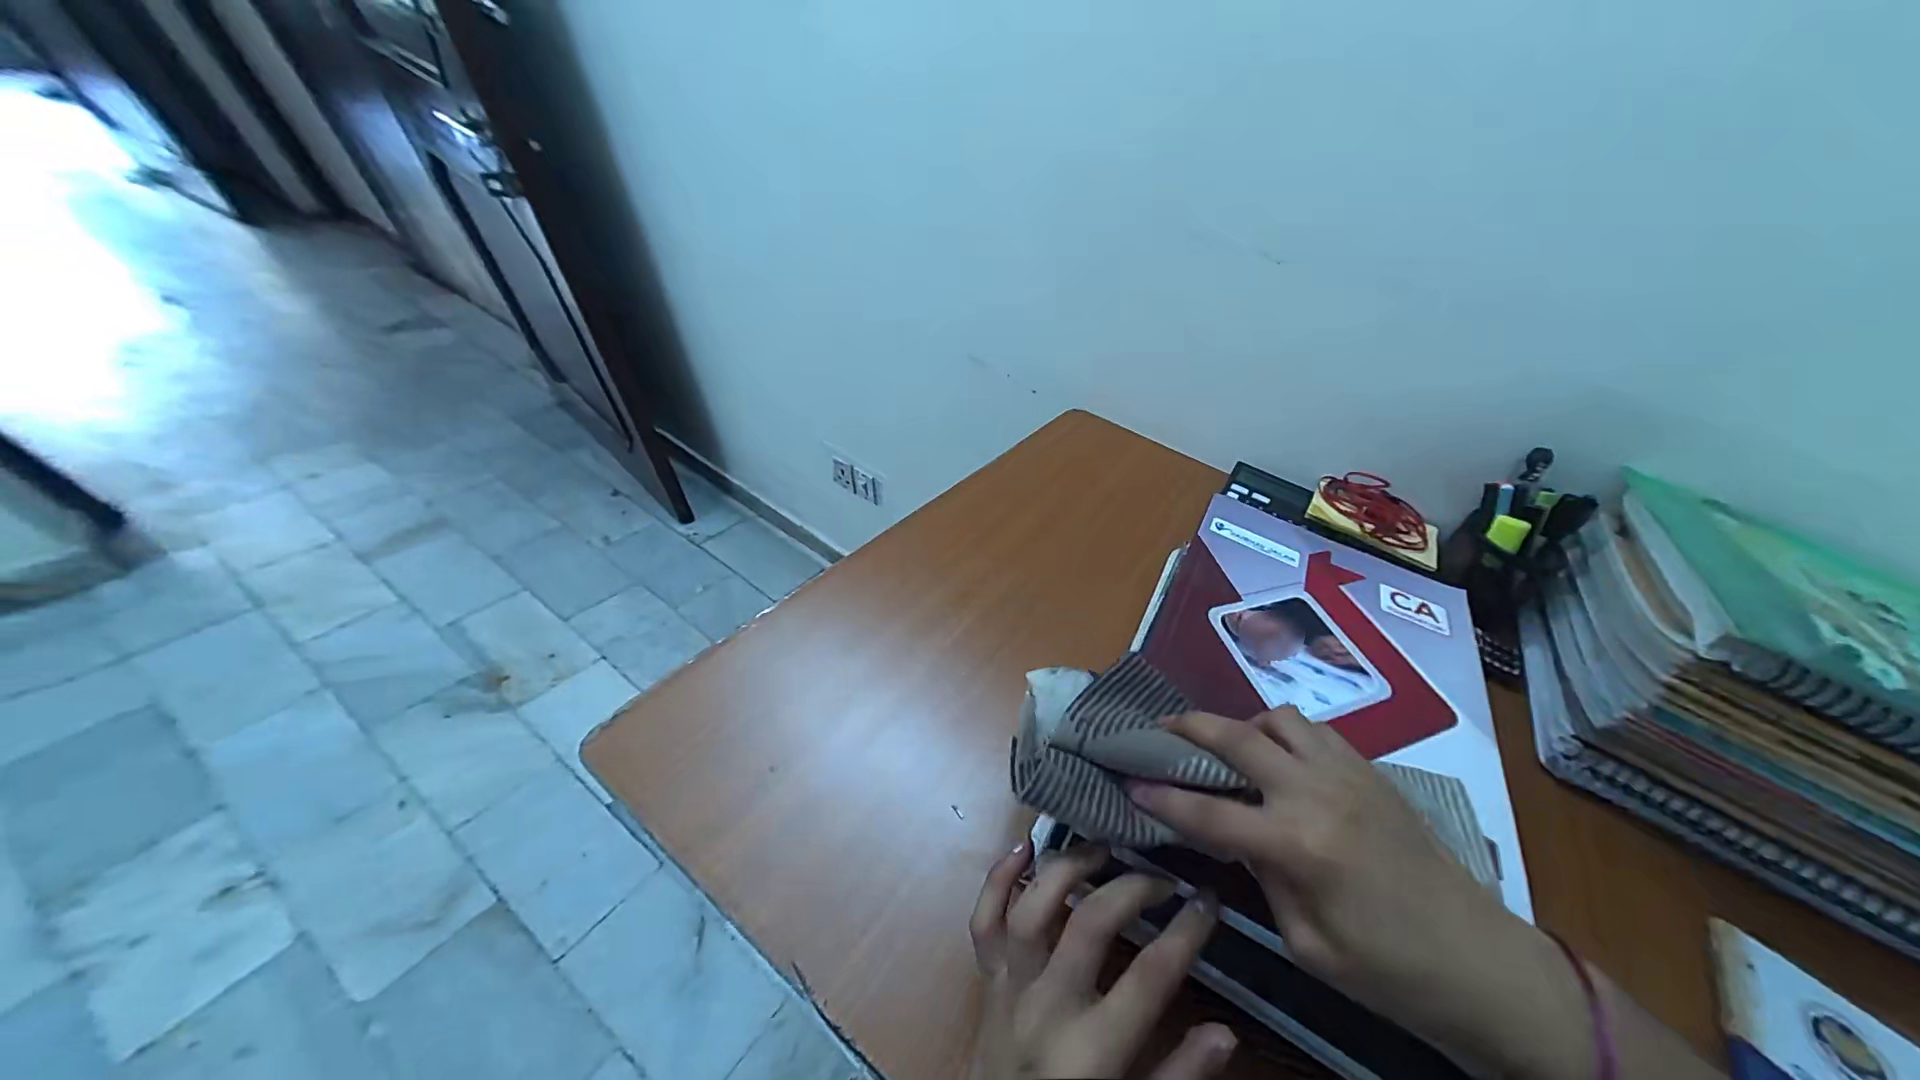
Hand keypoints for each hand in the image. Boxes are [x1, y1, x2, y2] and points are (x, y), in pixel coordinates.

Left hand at [969, 841, 1236, 1079]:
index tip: (1207, 900)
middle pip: (1088, 926)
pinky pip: (984, 921)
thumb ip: (1179, 1074)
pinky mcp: (985, 977)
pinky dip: (997, 878)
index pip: (1150, 977)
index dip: (1186, 931)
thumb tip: (1225, 1031)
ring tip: (1101, 850)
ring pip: (1030, 911)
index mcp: (1093, 1049)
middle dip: (1130, 890)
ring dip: (1066, 869)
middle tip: (1160, 878)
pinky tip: (1023, 847)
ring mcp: (1011, 987)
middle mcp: (1048, 1007)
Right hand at [1126, 709, 1582, 1076]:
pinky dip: (1284, 733)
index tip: (1128, 781)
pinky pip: (1315, 730)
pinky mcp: (1371, 771)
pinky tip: (1279, 758)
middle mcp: (1318, 792)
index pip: (1209, 810)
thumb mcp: (1306, 940)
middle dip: (1189, 727)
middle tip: (1159, 728)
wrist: (1484, 964)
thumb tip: (1232, 834)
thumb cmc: (1387, 970)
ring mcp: (1348, 774)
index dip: (1162, 795)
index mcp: (1298, 844)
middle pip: (1237, 737)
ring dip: (1244, 726)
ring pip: (1279, 718)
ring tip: (1229, 748)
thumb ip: (1261, 874)